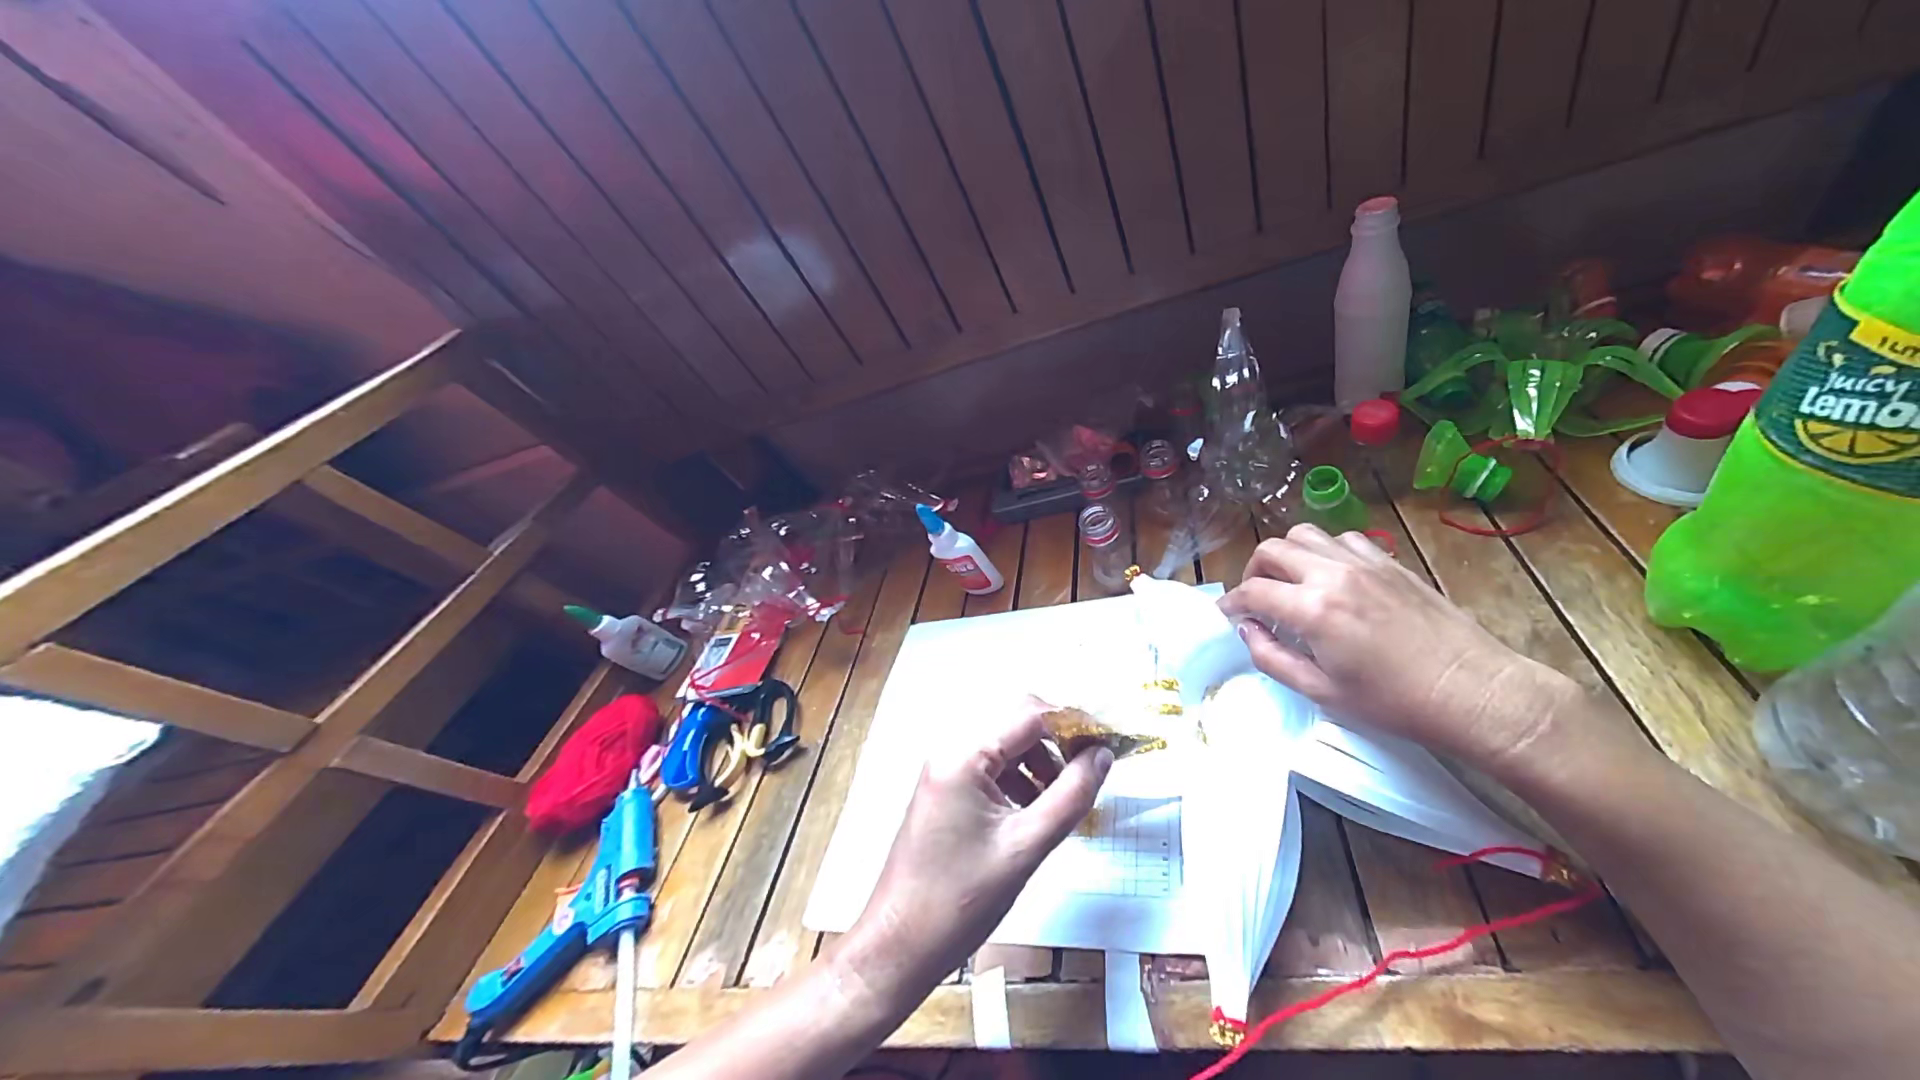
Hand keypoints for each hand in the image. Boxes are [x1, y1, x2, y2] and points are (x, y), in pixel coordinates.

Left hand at [843, 697, 1112, 998]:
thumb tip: (1101, 757)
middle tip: (1089, 773)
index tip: (1109, 744)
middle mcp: (950, 752)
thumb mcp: (1026, 847)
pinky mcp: (945, 792)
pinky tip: (1034, 813)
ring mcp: (944, 771)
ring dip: (1039, 764)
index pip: (1029, 714)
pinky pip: (991, 769)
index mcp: (963, 755)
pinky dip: (1019, 781)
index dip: (1074, 724)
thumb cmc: (958, 900)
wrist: (901, 944)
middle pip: (1016, 724)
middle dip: (1057, 743)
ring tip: (1061, 802)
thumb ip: (1070, 796)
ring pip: (1006, 747)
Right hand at [1218, 524, 1582, 776]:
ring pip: (1305, 535)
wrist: (1473, 692)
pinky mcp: (1390, 562)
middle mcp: (1333, 575)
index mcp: (1312, 609)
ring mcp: (1364, 563)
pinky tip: (1332, 578)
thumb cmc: (1393, 702)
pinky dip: (1325, 552)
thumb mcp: (1322, 692)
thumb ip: (1272, 657)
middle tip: (1257, 599)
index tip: (1227, 616)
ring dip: (1287, 555)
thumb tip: (1247, 631)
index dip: (1231, 604)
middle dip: (1253, 572)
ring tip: (1291, 582)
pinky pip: (1344, 540)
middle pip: (1271, 550)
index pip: (1252, 592)